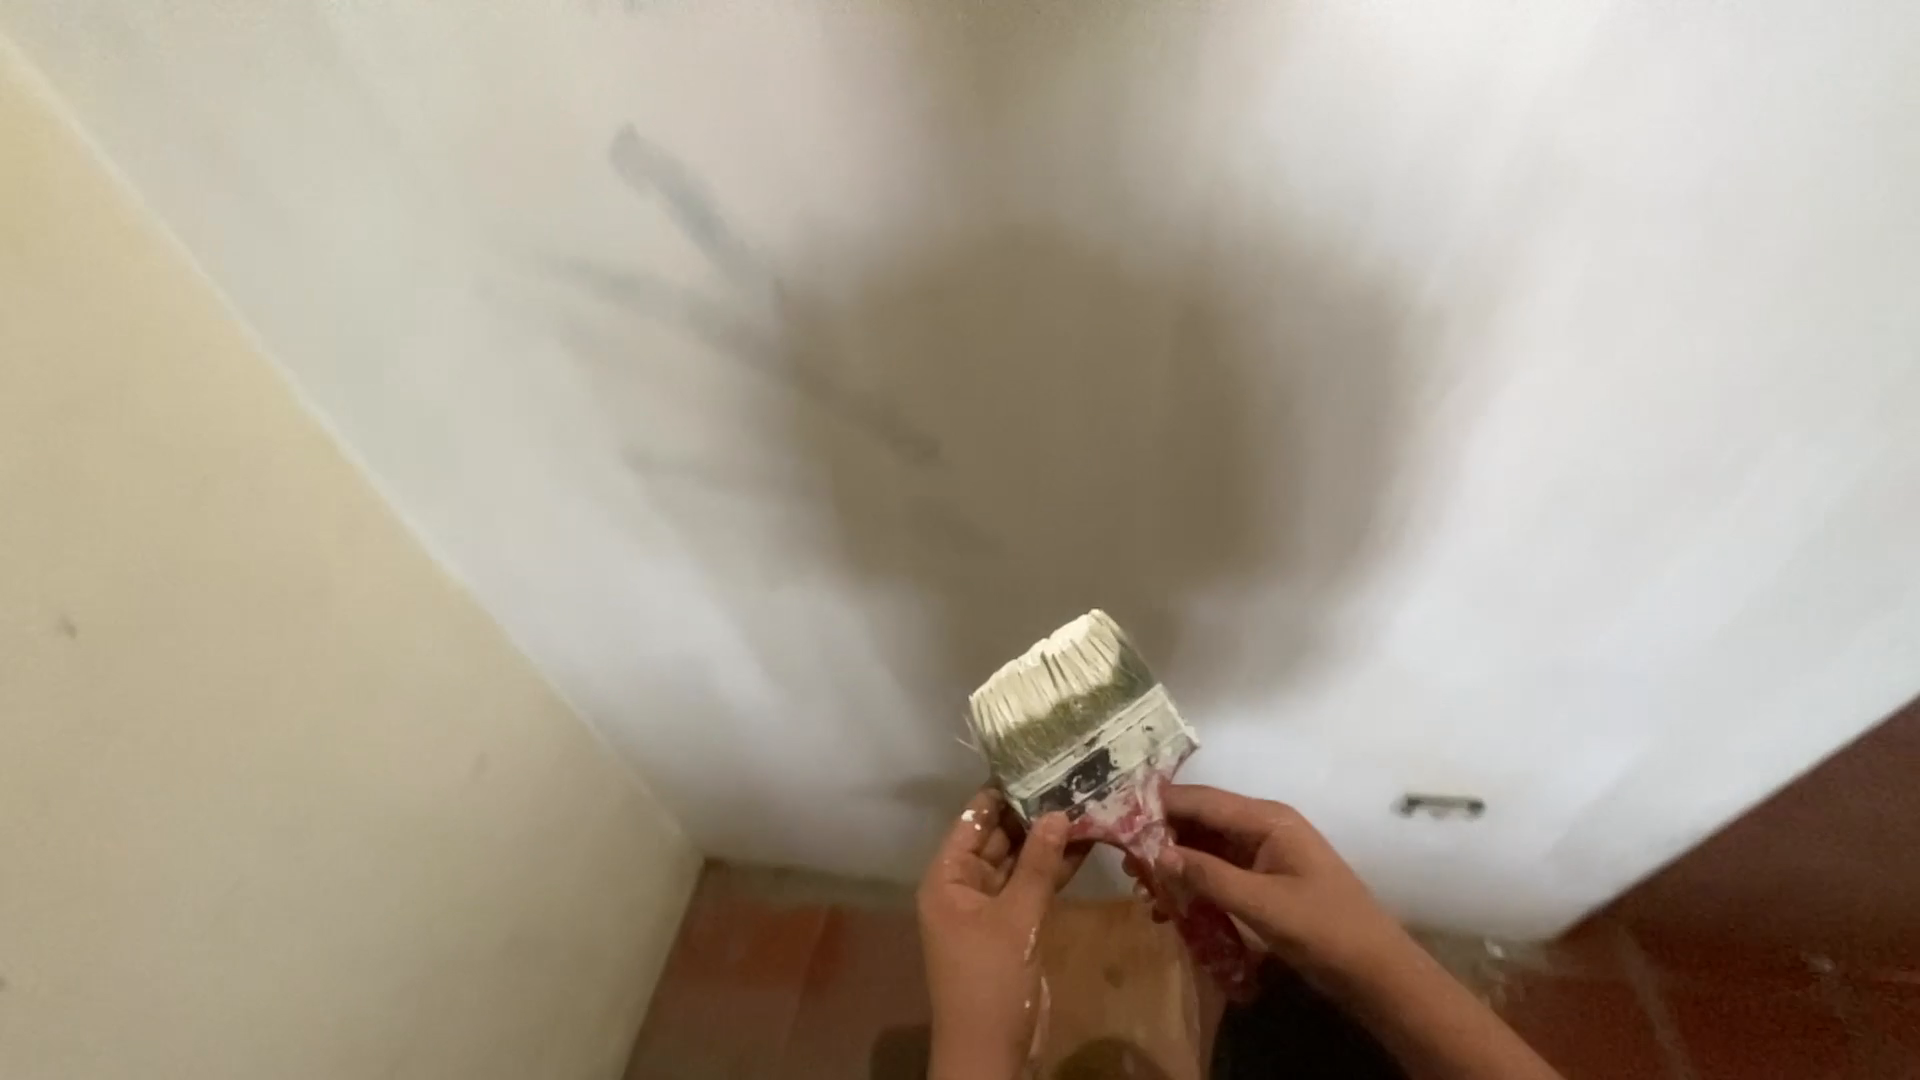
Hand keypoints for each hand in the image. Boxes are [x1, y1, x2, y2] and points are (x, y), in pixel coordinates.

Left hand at [917, 789, 1087, 1079]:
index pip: (973, 819)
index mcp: (947, 876)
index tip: (1038, 763)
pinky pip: (1030, 886)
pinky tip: (1083, 845)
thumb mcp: (1016, 920)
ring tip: (1085, 804)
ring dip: (1047, 840)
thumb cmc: (990, 981)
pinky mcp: (1011, 925)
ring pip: (1018, 861)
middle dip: (1033, 813)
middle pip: (997, 836)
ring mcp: (988, 905)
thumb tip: (1058, 813)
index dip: (1003, 792)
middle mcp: (963, 883)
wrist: (991, 1055)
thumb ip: (1038, 865)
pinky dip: (1052, 870)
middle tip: (1071, 780)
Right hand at [1146, 784, 1413, 986]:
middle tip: (1122, 857)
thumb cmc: (1327, 932)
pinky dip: (1191, 883)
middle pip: (1198, 819)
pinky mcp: (1261, 879)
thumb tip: (1155, 852)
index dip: (1158, 805)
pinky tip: (1168, 907)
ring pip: (1203, 845)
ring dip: (1172, 862)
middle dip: (1160, 836)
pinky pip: (1215, 870)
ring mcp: (1261, 853)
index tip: (1116, 814)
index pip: (1200, 800)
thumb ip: (1209, 876)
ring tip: (1138, 884)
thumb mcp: (1264, 906)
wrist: (1380, 976)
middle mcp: (1261, 826)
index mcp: (1266, 819)